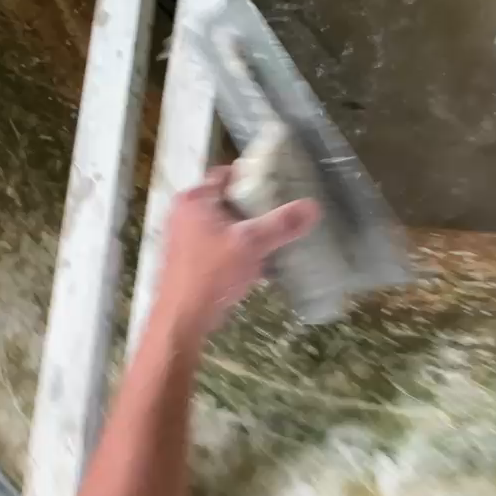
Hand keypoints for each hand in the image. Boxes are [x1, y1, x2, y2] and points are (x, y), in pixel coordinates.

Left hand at [152, 167, 319, 342]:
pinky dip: (237, 250)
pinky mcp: (188, 262)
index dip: (252, 176)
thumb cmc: (211, 274)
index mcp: (194, 199)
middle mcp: (184, 214)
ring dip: (246, 231)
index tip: (278, 184)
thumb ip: (282, 224)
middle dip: (253, 207)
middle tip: (281, 211)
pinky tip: (259, 264)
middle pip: (226, 200)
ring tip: (274, 237)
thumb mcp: (251, 244)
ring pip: (223, 225)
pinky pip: (218, 246)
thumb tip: (313, 207)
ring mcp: (183, 239)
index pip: (226, 174)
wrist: (181, 321)